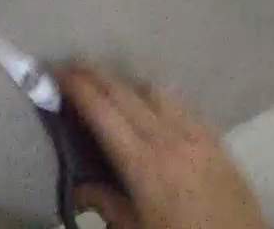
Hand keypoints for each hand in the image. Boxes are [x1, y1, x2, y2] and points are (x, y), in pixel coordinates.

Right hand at [58, 63, 264, 228]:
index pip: (100, 110)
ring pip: (153, 90)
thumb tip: (79, 188)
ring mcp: (196, 137)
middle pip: (122, 91)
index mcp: (142, 165)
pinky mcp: (218, 142)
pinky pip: (182, 105)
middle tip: (71, 66)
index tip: (55, 72)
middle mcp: (167, 139)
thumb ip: (107, 206)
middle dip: (93, 73)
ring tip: (111, 87)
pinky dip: (158, 98)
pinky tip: (152, 108)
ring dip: (126, 83)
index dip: (75, 86)